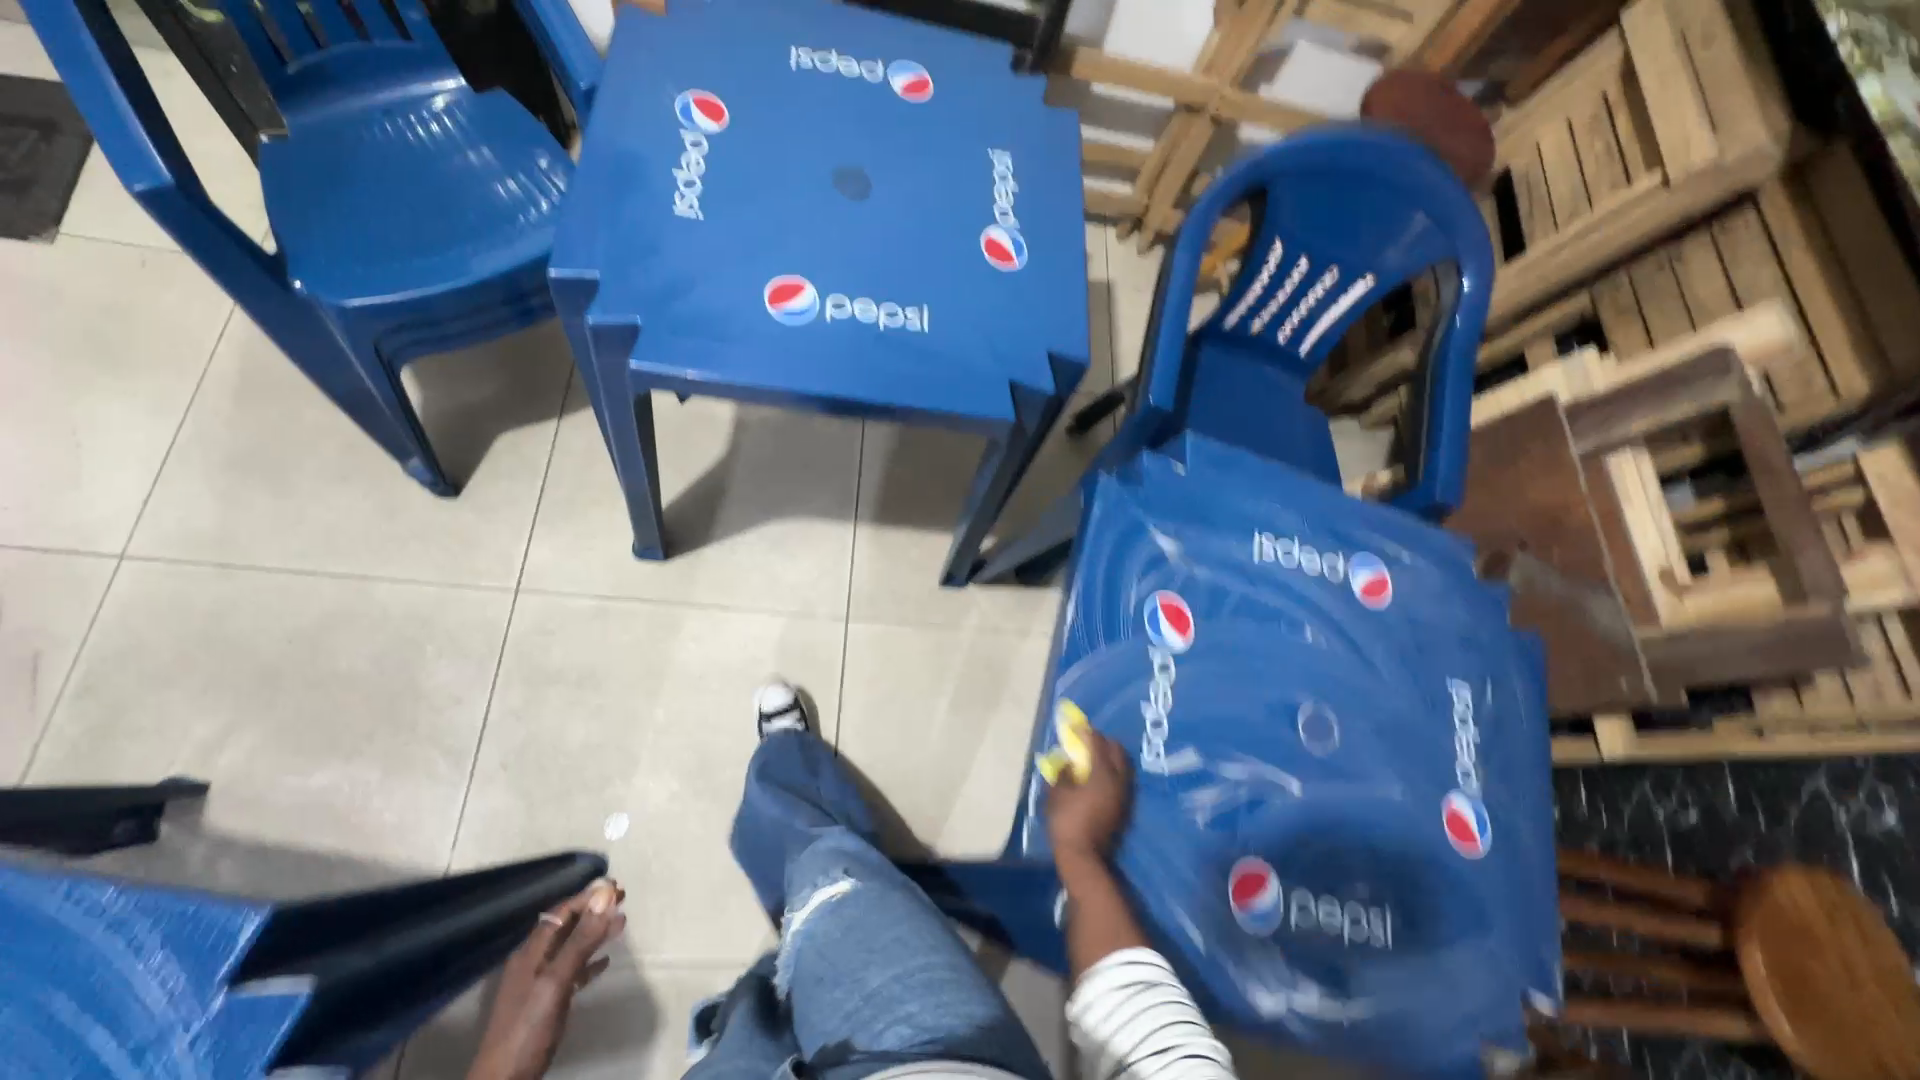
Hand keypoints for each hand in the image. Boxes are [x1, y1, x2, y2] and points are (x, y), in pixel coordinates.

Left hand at [467, 879, 626, 1079]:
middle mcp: (533, 962)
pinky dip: (589, 962)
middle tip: (622, 897)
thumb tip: (603, 896)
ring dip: (594, 933)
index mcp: (531, 953)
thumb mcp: (556, 982)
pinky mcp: (545, 1003)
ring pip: (570, 948)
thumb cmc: (528, 1029)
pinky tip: (605, 963)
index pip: (561, 913)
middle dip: (593, 911)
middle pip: (566, 927)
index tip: (615, 887)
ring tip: (621, 924)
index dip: (587, 898)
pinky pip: (571, 972)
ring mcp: (538, 984)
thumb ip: (580, 940)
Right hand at [1046, 731, 1132, 863]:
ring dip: (1110, 756)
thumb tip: (1068, 763)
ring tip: (1095, 756)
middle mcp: (1118, 780)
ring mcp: (1124, 793)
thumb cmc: (1067, 821)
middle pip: (1117, 751)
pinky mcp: (1124, 805)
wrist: (1084, 854)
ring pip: (1123, 765)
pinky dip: (1112, 770)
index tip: (1077, 726)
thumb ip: (1063, 773)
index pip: (1097, 743)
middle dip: (1104, 741)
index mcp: (1102, 773)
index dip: (1086, 732)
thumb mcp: (1057, 793)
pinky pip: (1122, 778)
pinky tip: (1099, 775)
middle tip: (1089, 739)